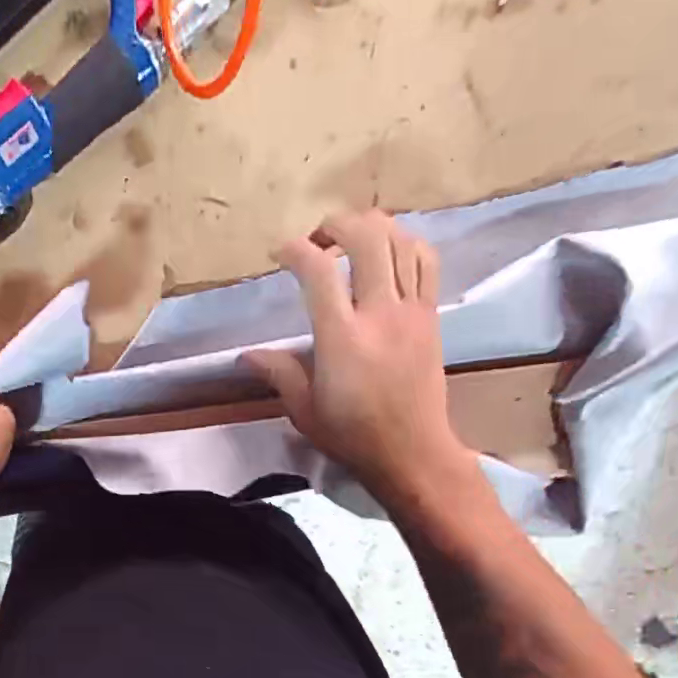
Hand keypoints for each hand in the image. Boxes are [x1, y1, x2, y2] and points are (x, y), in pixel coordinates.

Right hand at [242, 211, 471, 505]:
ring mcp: (411, 312)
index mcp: (341, 339)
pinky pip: (425, 262)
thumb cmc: (353, 436)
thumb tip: (246, 355)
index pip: (318, 271)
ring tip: (352, 241)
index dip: (295, 250)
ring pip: (400, 241)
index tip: (280, 254)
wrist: (412, 453)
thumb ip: (279, 373)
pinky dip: (406, 244)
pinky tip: (388, 255)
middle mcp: (379, 314)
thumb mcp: (305, 410)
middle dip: (337, 224)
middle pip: (367, 237)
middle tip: (318, 239)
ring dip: (373, 228)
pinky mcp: (431, 316)